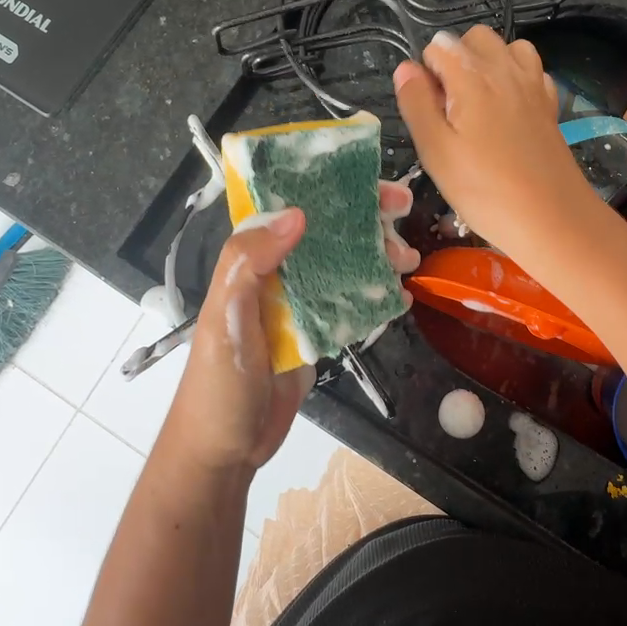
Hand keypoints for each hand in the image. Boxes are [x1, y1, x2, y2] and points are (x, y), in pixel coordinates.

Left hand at [162, 184, 420, 473]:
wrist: (225, 449)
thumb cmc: (219, 382)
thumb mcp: (226, 318)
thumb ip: (249, 262)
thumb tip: (297, 214)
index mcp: (250, 260)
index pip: (288, 205)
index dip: (326, 186)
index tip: (366, 178)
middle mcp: (276, 272)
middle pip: (324, 230)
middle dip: (363, 214)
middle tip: (402, 207)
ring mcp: (298, 302)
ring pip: (343, 263)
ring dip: (376, 253)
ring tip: (408, 257)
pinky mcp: (316, 332)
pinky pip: (350, 302)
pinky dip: (376, 293)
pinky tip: (402, 292)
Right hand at [392, 25, 605, 256]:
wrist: (552, 218)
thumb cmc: (485, 190)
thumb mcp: (436, 152)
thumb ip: (416, 103)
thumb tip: (405, 68)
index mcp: (473, 77)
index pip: (440, 47)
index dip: (427, 74)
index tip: (432, 112)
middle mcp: (506, 70)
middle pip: (475, 38)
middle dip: (457, 60)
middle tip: (450, 107)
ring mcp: (534, 85)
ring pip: (509, 48)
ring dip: (489, 64)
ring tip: (479, 104)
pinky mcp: (550, 104)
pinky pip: (532, 72)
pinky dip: (517, 79)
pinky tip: (509, 111)